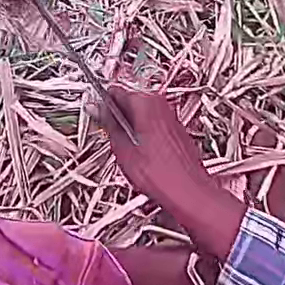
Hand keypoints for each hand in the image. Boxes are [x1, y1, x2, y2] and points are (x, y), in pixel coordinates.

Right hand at [98, 88, 243, 257]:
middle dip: (117, 116)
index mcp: (146, 102)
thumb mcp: (122, 148)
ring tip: (125, 149)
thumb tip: (95, 108)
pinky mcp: (176, 129)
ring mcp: (170, 116)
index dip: (101, 104)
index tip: (96, 115)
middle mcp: (161, 104)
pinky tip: (141, 154)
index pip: (114, 91)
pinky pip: (152, 123)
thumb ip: (107, 123)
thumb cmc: (161, 175)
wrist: (188, 193)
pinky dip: (143, 133)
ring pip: (141, 113)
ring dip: (130, 126)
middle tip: (110, 136)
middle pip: (129, 101)